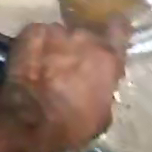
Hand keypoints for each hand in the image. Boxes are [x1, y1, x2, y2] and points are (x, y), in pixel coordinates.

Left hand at [6, 19, 130, 151]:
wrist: (32, 116)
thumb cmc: (73, 122)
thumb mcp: (103, 112)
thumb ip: (104, 85)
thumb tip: (99, 79)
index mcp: (106, 57)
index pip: (119, 29)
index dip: (117, 28)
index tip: (114, 29)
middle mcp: (83, 37)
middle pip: (85, 35)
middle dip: (80, 48)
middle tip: (72, 64)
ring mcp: (55, 30)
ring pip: (60, 35)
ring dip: (57, 46)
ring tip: (47, 65)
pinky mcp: (31, 29)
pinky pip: (39, 34)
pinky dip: (37, 45)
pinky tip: (32, 60)